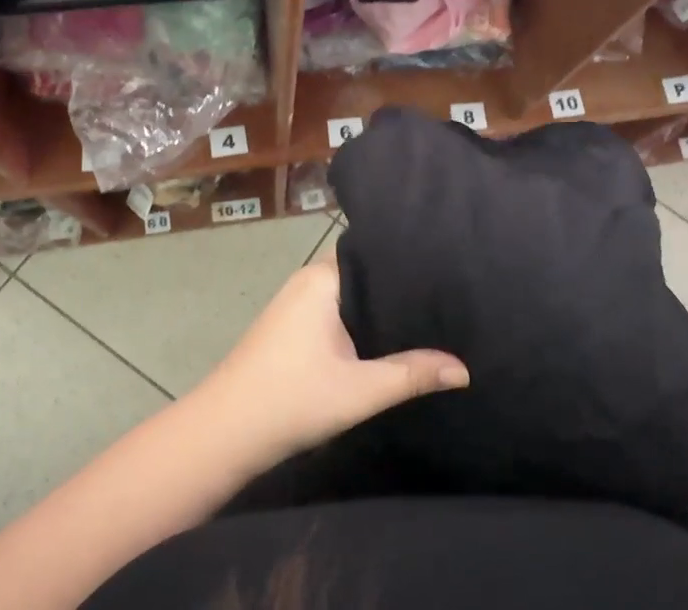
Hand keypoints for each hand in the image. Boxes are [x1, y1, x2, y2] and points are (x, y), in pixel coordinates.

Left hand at [194, 256, 469, 462]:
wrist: (223, 434)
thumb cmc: (291, 399)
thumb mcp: (360, 390)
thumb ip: (413, 374)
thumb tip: (464, 369)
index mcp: (322, 279)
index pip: (375, 254)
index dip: (410, 264)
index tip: (449, 273)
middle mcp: (308, 281)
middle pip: (364, 277)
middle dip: (400, 292)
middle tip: (449, 300)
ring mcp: (296, 305)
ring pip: (350, 299)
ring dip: (379, 312)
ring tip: (430, 320)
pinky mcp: (290, 330)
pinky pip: (335, 315)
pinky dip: (359, 326)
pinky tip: (387, 342)